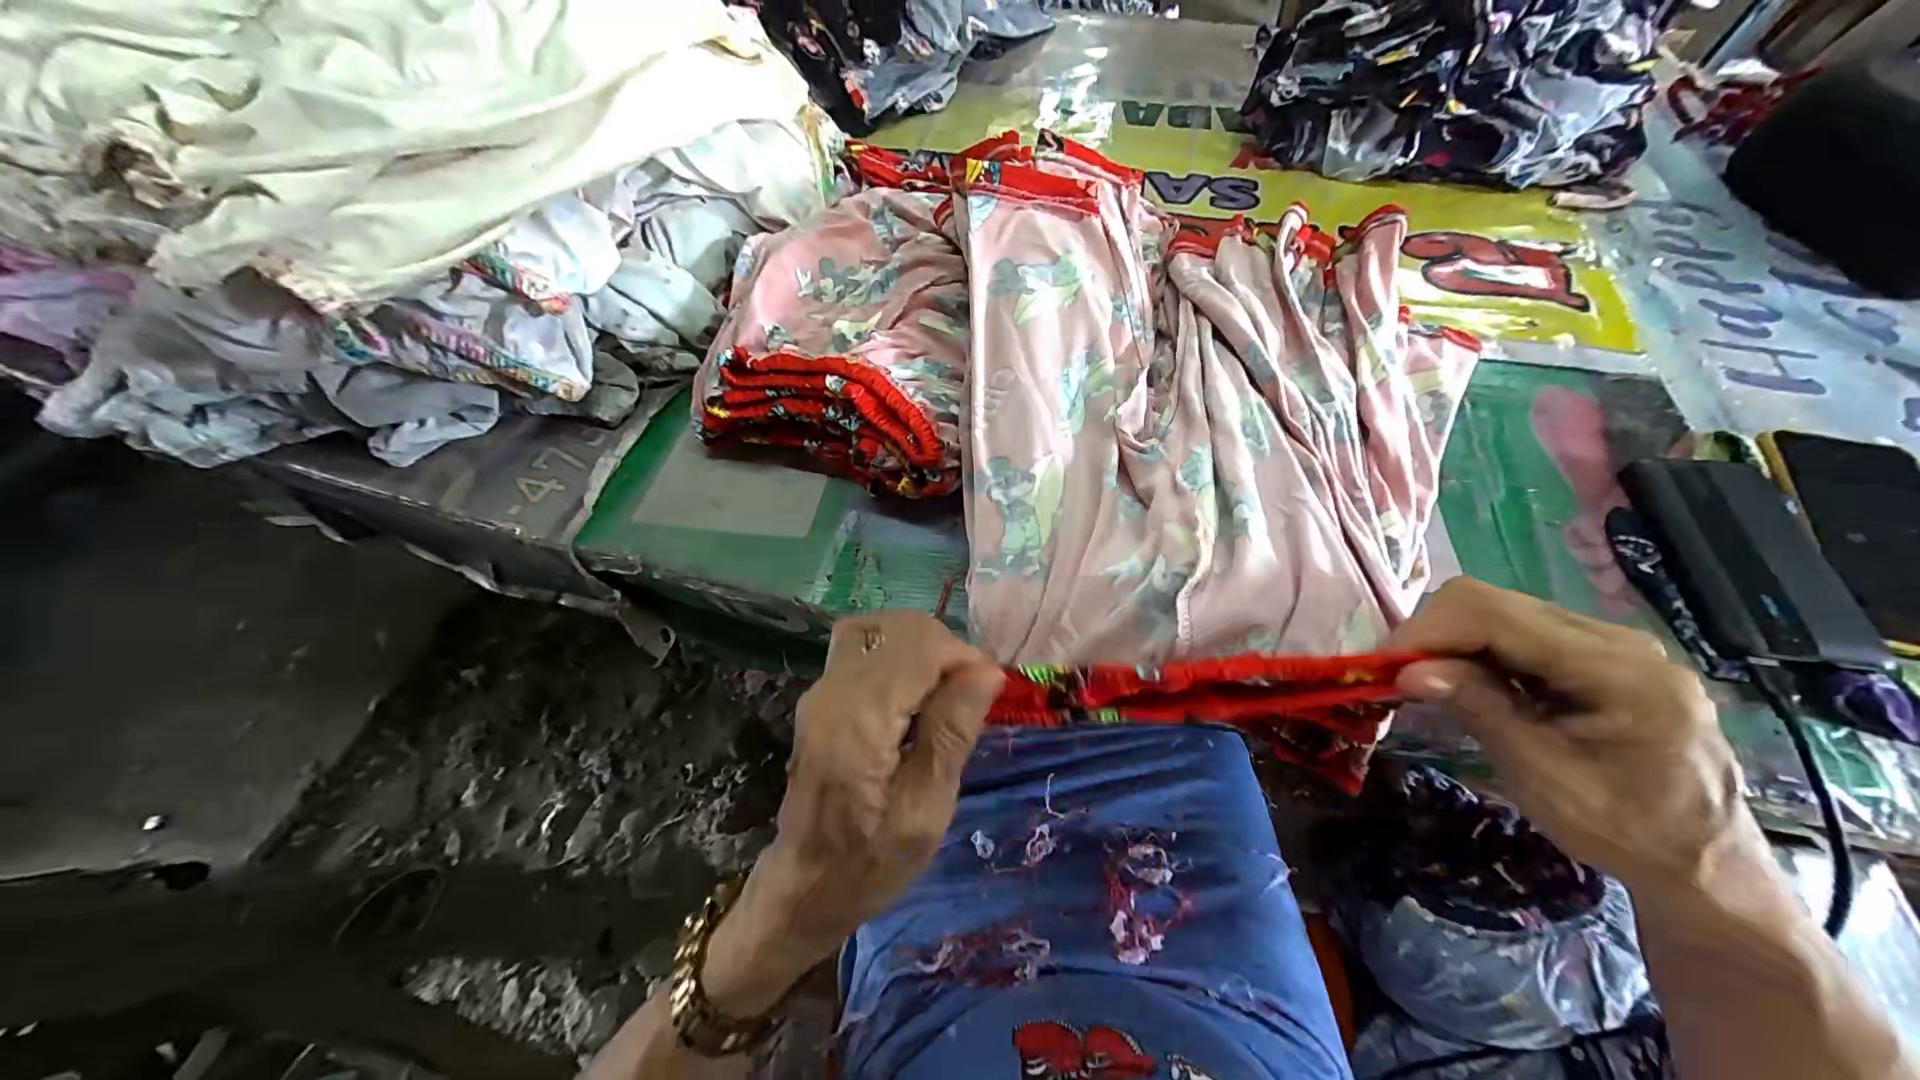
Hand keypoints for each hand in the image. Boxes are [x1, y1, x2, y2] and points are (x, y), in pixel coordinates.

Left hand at [702, 614, 1003, 1015]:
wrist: (805, 884)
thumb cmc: (871, 862)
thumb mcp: (926, 811)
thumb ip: (952, 733)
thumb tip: (988, 669)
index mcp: (859, 722)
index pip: (920, 647)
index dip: (965, 657)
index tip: (991, 692)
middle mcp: (833, 691)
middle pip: (902, 630)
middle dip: (948, 650)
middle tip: (971, 699)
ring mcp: (821, 688)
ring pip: (884, 629)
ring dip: (925, 648)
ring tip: (946, 692)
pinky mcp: (821, 693)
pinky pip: (867, 646)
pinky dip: (902, 653)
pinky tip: (917, 691)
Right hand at [1385, 578, 1766, 899]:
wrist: (1703, 862)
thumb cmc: (1626, 832)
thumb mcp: (1544, 779)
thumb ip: (1481, 712)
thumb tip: (1408, 672)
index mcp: (1619, 672)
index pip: (1497, 616)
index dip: (1428, 631)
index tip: (1383, 666)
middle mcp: (1616, 641)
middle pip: (1492, 601)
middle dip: (1431, 632)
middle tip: (1397, 676)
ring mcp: (1607, 643)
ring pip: (1497, 608)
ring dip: (1447, 638)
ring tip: (1423, 679)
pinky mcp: (1592, 652)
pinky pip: (1513, 628)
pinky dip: (1471, 646)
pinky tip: (1461, 680)